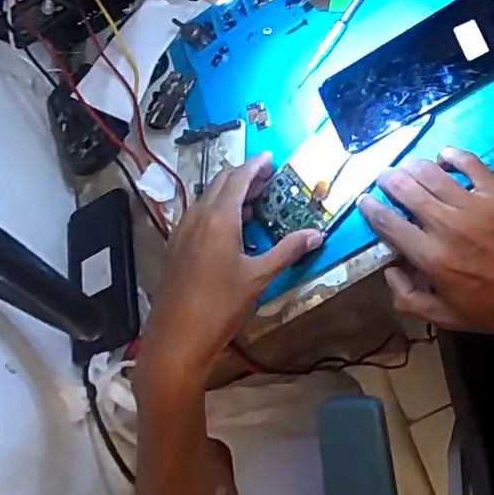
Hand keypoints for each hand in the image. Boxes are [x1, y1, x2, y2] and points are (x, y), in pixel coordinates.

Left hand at [141, 154, 324, 384]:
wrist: (176, 337)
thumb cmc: (220, 305)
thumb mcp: (259, 277)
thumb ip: (287, 251)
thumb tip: (317, 234)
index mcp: (219, 216)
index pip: (238, 177)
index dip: (255, 164)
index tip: (270, 157)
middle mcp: (198, 214)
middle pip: (221, 181)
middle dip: (244, 176)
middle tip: (268, 181)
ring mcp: (183, 228)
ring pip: (208, 197)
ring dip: (230, 193)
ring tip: (254, 203)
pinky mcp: (176, 243)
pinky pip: (198, 213)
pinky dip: (217, 209)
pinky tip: (231, 228)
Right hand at [357, 147, 493, 340]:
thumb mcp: (449, 318)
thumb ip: (409, 299)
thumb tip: (389, 269)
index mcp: (431, 258)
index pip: (388, 222)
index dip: (370, 207)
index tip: (365, 201)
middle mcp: (446, 226)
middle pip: (404, 188)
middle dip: (387, 180)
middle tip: (385, 179)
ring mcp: (473, 206)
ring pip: (430, 172)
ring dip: (412, 165)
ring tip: (408, 167)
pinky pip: (469, 163)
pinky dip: (452, 155)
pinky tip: (444, 157)